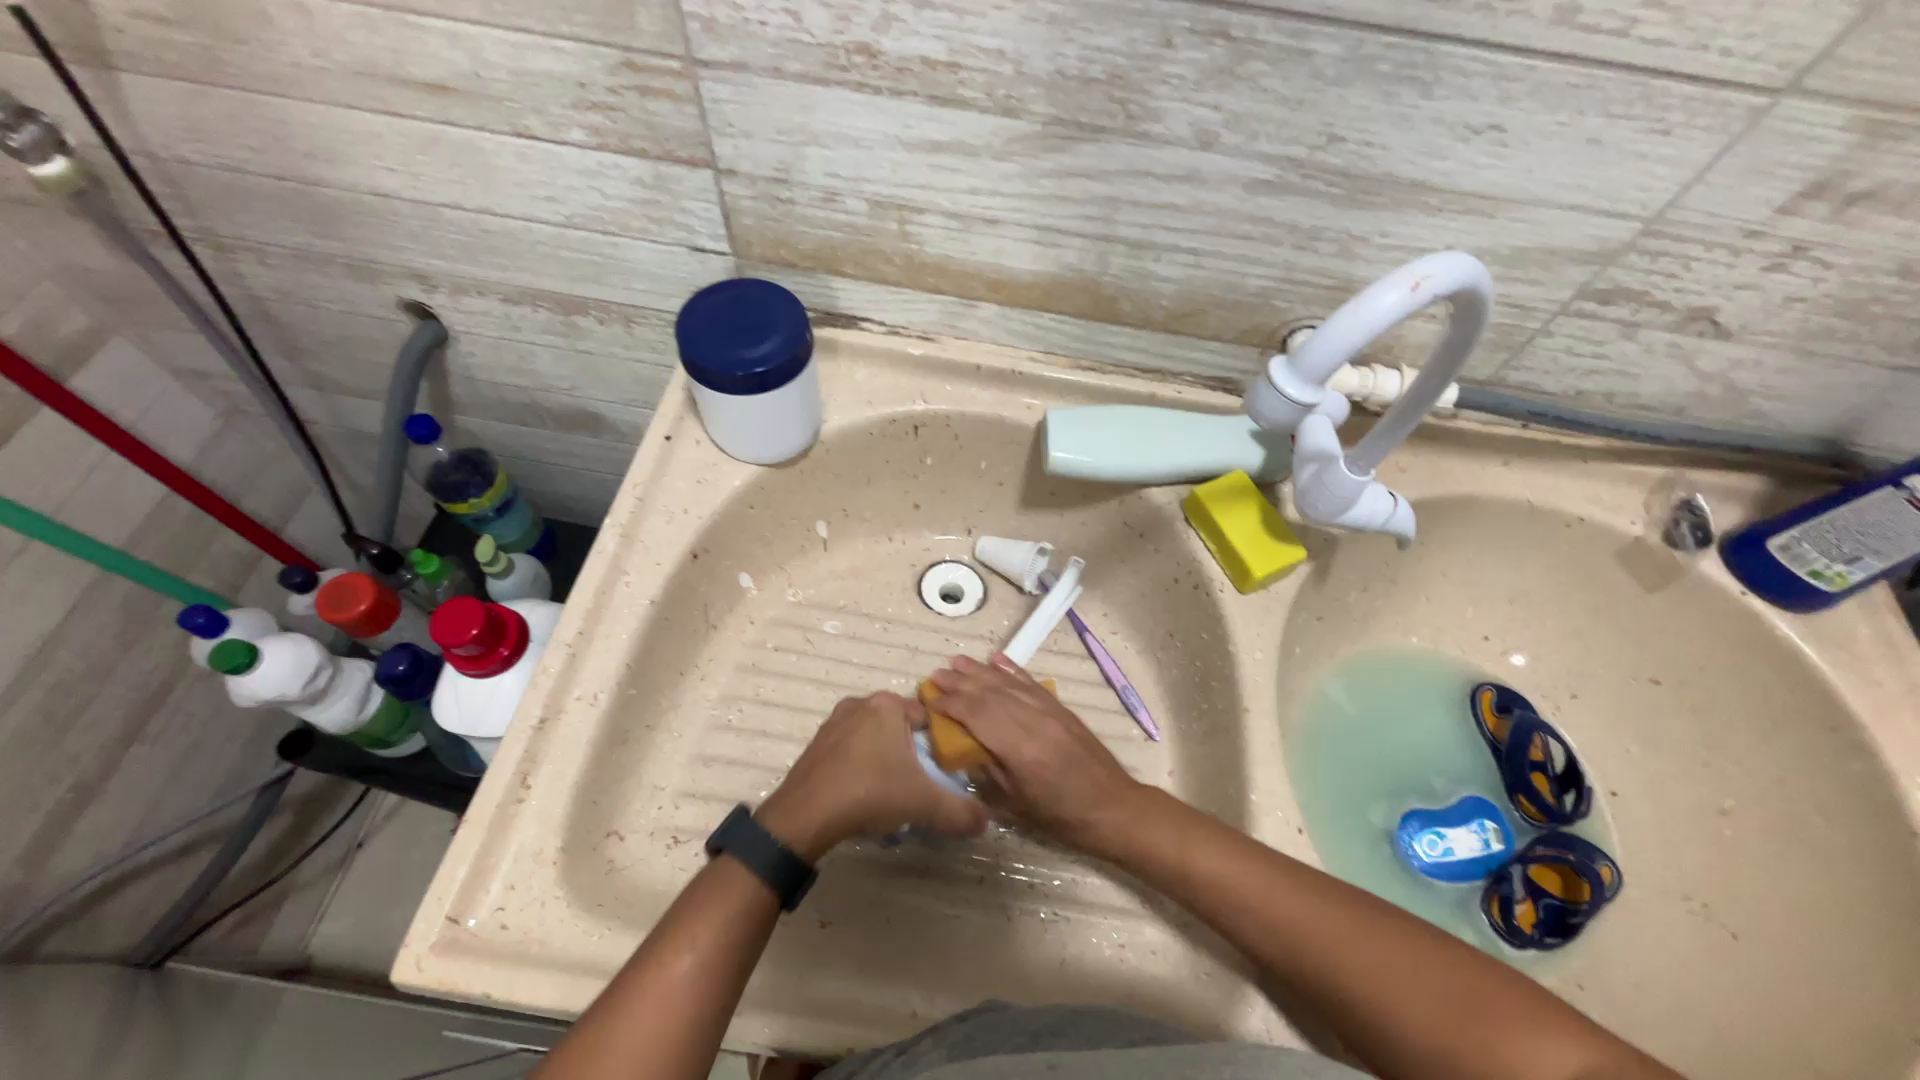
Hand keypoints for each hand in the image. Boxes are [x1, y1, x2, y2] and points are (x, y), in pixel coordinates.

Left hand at [756, 692, 987, 860]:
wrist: (804, 815)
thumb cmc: (869, 793)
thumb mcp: (923, 804)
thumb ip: (959, 811)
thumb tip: (984, 821)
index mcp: (888, 706)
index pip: (928, 717)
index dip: (940, 745)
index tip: (943, 772)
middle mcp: (860, 705)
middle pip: (900, 728)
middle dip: (911, 754)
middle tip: (919, 786)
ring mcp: (833, 723)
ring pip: (874, 740)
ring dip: (885, 761)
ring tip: (891, 795)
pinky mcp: (816, 745)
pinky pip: (850, 752)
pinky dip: (861, 769)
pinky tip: (864, 797)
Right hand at [926, 654, 1147, 854]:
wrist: (1113, 809)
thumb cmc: (1061, 816)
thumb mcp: (1017, 804)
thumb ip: (989, 771)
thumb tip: (964, 748)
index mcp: (1020, 749)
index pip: (977, 716)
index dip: (951, 705)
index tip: (930, 699)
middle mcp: (1034, 722)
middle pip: (990, 694)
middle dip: (960, 683)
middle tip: (935, 675)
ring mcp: (1050, 712)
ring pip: (1009, 684)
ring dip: (981, 672)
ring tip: (957, 661)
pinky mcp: (1062, 710)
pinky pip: (1032, 684)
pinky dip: (1013, 670)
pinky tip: (997, 660)